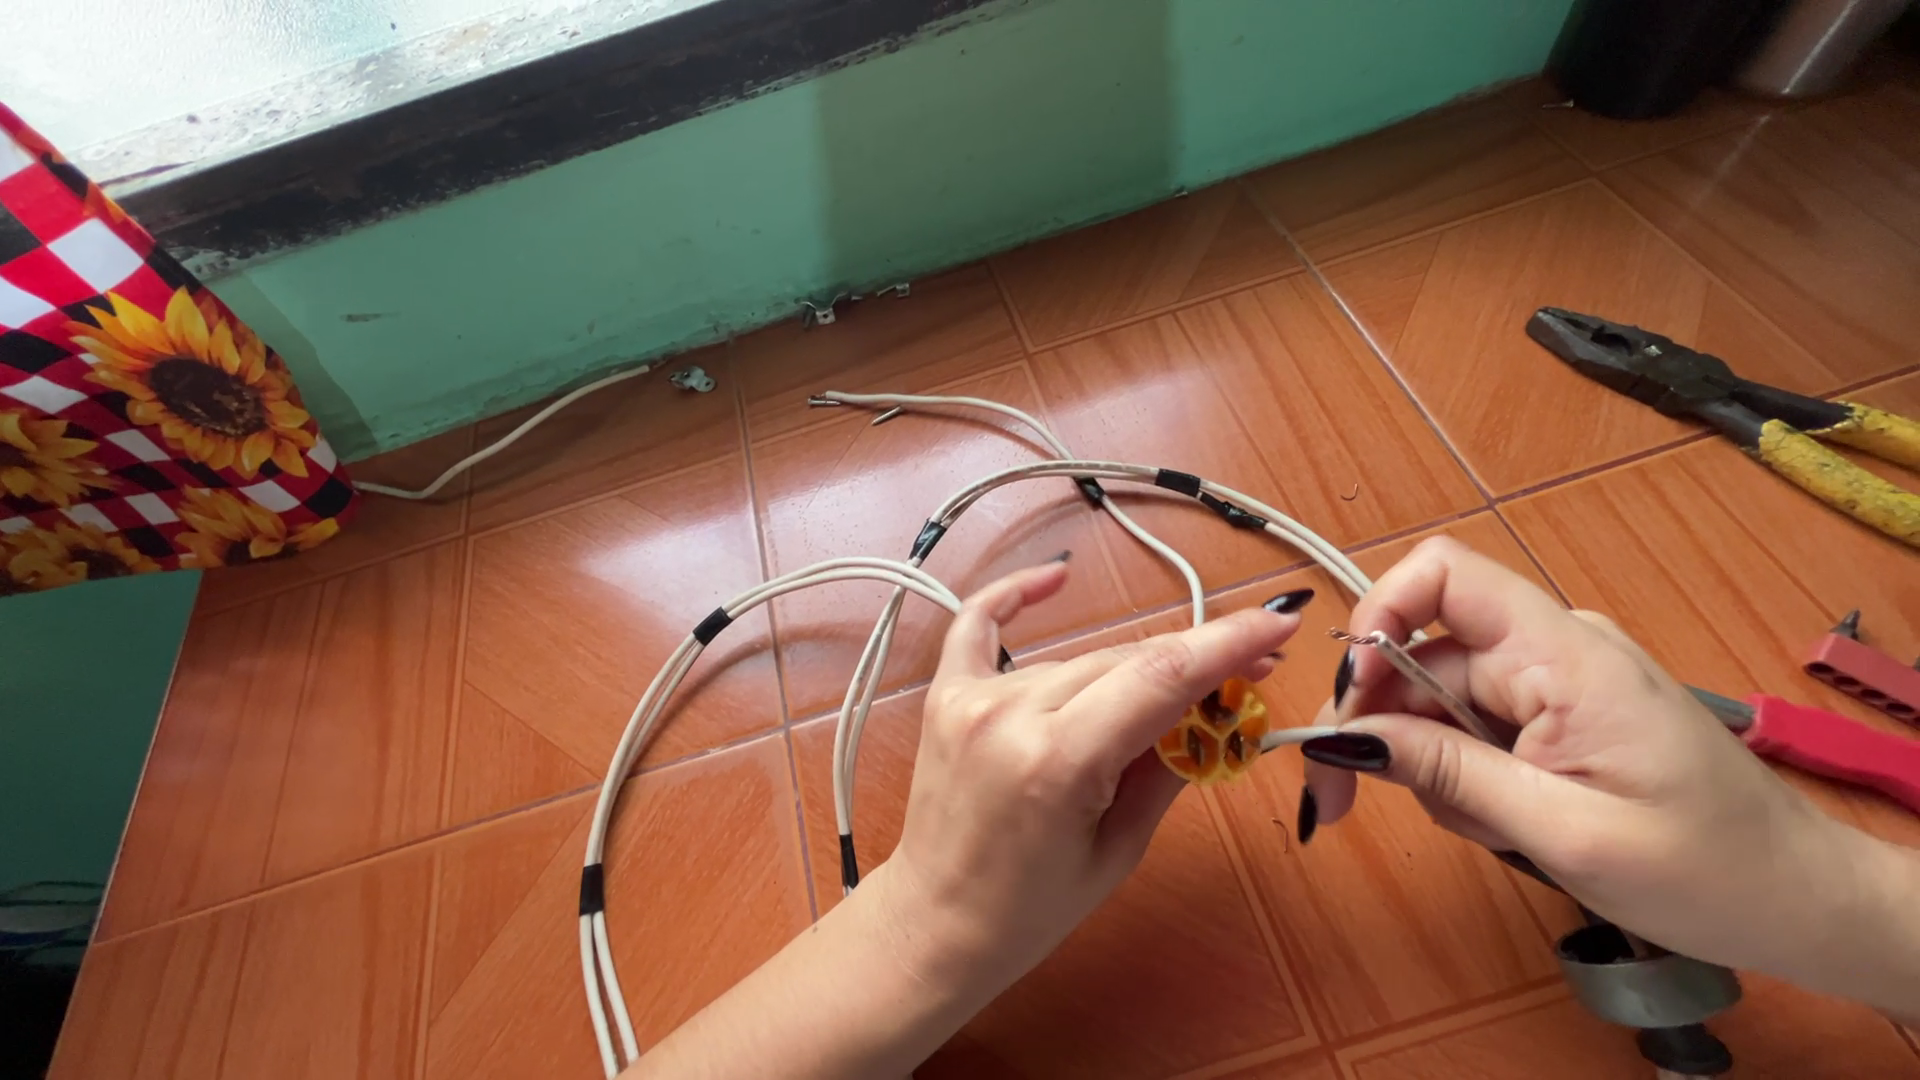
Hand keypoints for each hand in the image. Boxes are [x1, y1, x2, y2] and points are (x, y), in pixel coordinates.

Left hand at [872, 559, 1301, 997]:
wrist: (936, 920)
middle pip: (1125, 661)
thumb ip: (1169, 766)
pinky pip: (978, 623)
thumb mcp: (1120, 848)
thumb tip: (1216, 708)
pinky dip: (1015, 595)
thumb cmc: (1032, 906)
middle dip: (1193, 659)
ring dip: (1129, 670)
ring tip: (1164, 699)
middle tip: (1245, 671)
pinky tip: (1055, 576)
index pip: (1160, 677)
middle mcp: (1011, 713)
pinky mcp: (947, 692)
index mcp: (1058, 761)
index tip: (1276, 624)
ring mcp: (972, 696)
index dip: (1227, 643)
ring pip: (1079, 658)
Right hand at [1304, 537, 1887, 985]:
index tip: (1353, 691)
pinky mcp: (1543, 707)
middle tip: (1339, 795)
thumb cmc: (1710, 871)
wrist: (1808, 905)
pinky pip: (1459, 720)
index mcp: (1565, 655)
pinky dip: (1450, 767)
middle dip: (1373, 720)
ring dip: (1420, 757)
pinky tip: (1491, 815)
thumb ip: (1446, 772)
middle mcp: (1546, 647)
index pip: (1445, 574)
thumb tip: (1342, 736)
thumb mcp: (1562, 831)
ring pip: (1430, 696)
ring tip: (1473, 825)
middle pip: (1418, 652)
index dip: (1379, 611)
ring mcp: (1544, 677)